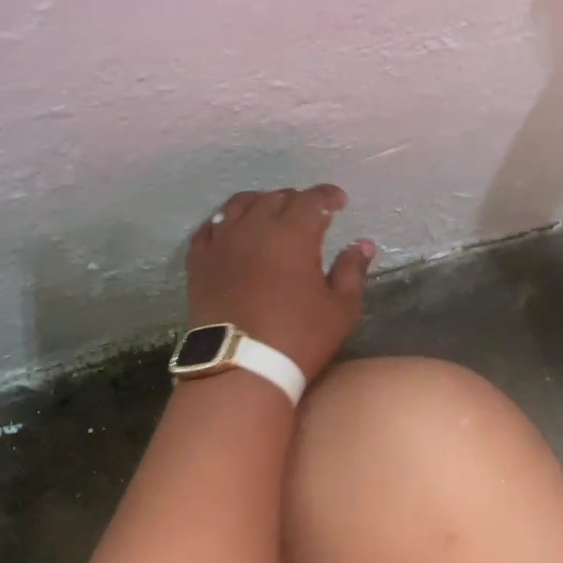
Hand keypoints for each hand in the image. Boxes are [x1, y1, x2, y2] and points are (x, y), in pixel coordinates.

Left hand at [187, 185, 377, 378]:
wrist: (242, 366)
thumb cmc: (299, 338)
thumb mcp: (340, 309)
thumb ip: (352, 271)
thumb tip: (363, 245)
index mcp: (293, 234)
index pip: (313, 201)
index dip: (328, 197)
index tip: (339, 201)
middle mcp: (255, 226)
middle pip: (276, 198)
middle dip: (296, 201)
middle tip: (308, 213)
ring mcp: (222, 240)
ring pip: (240, 205)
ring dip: (261, 204)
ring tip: (271, 213)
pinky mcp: (199, 260)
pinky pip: (212, 227)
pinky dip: (227, 222)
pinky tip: (234, 230)